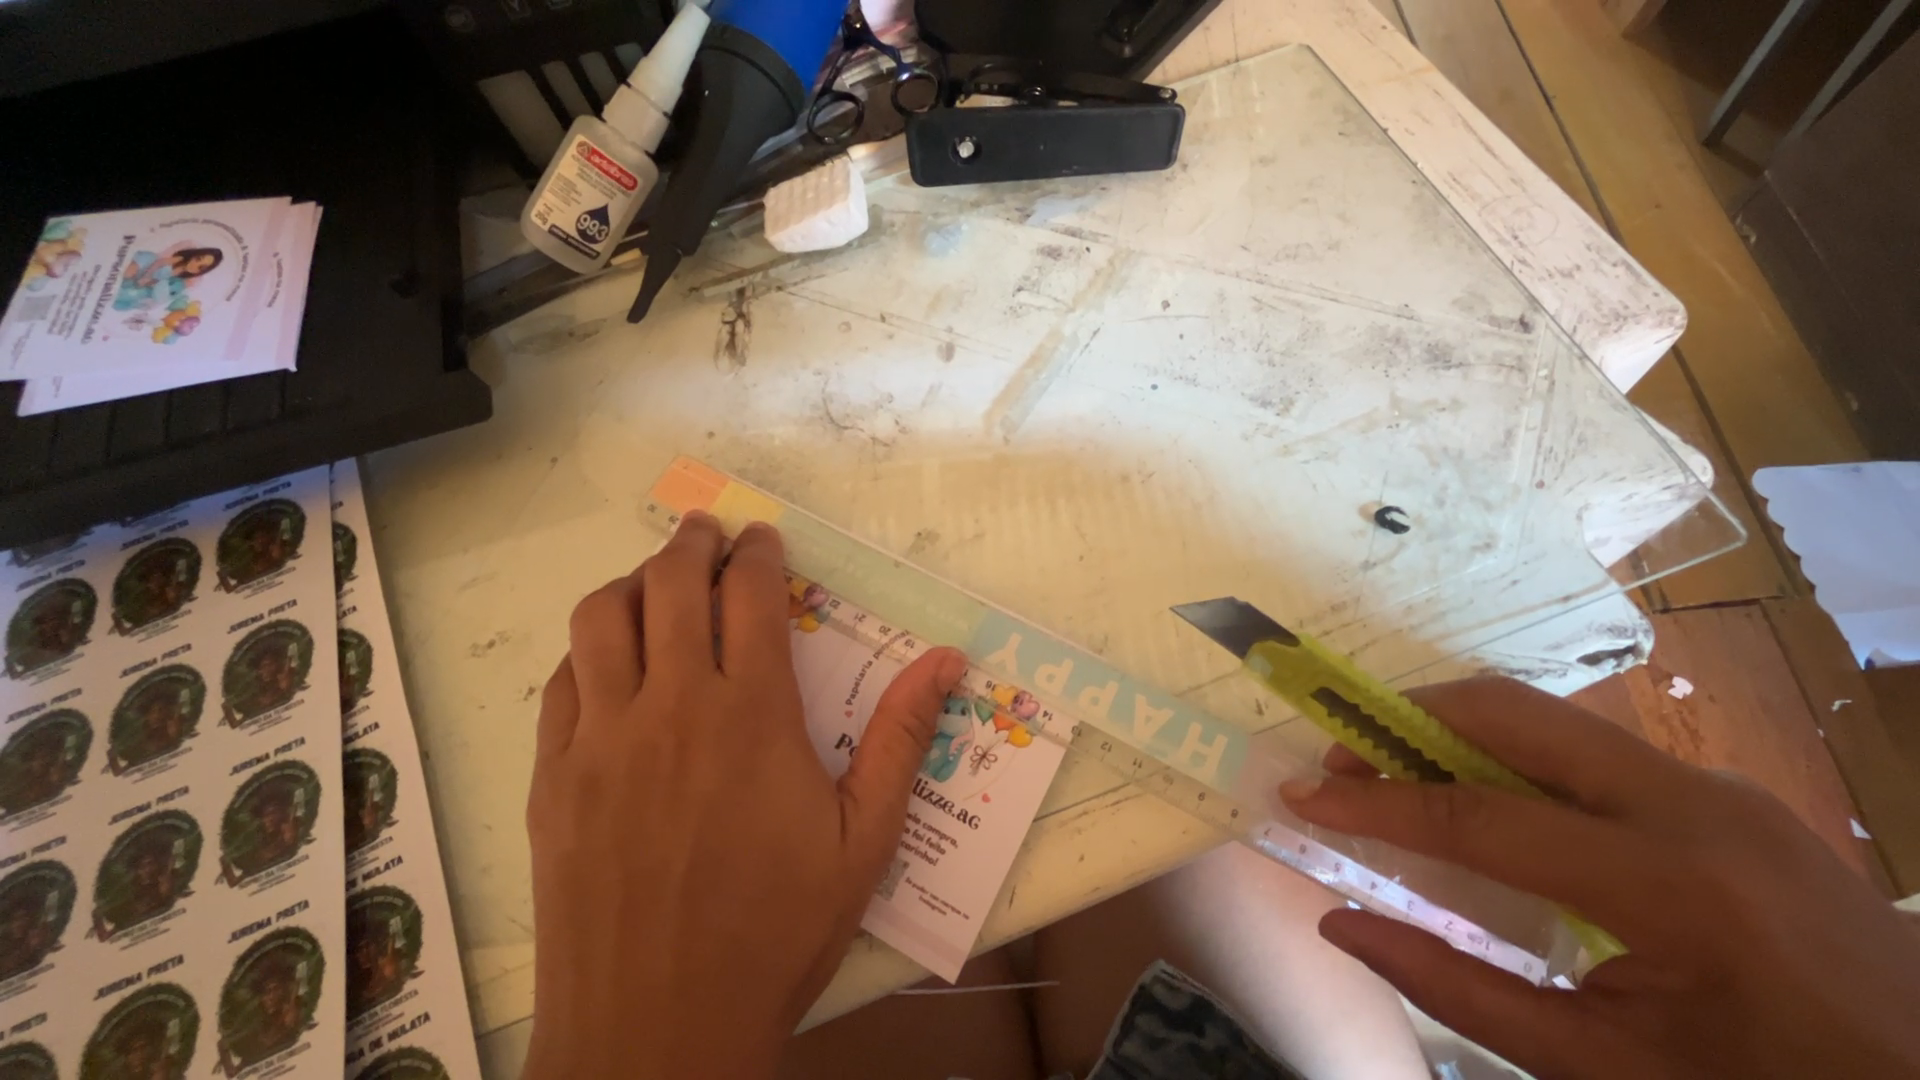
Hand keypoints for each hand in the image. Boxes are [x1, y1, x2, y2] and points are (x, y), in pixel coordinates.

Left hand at [523, 513, 964, 1078]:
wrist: (659, 1027)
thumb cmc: (776, 931)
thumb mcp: (864, 839)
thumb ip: (901, 738)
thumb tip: (947, 661)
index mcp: (751, 715)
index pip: (750, 596)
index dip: (758, 554)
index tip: (764, 539)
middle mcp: (671, 706)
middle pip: (672, 585)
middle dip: (694, 544)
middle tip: (710, 532)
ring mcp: (601, 738)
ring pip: (603, 617)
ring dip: (633, 581)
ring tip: (658, 580)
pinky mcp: (554, 775)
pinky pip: (562, 680)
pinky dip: (589, 647)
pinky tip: (610, 659)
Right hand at [1280, 676, 1919, 1079]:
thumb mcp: (1603, 1069)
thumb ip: (1457, 989)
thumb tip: (1339, 923)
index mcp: (1673, 886)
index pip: (1480, 817)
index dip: (1376, 803)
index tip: (1302, 793)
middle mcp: (1695, 804)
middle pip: (1512, 714)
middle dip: (1408, 719)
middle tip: (1346, 759)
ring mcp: (1717, 785)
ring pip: (1547, 720)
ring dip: (1454, 731)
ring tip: (1398, 774)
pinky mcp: (1722, 788)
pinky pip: (1586, 750)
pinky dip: (1509, 757)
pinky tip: (1487, 803)